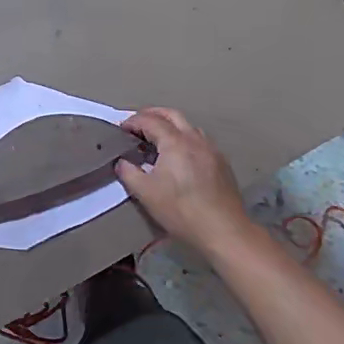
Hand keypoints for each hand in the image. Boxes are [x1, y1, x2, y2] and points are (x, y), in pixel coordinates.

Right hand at [116, 107, 251, 254]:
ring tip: (156, 140)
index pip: (150, 121)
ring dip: (170, 126)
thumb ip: (129, 172)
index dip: (133, 122)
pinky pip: (199, 141)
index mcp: (175, 142)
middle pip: (172, 115)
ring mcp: (211, 150)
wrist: (222, 229)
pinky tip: (179, 156)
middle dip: (152, 114)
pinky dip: (184, 139)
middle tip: (137, 123)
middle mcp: (195, 139)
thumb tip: (122, 162)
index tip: (121, 129)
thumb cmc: (180, 210)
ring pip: (188, 127)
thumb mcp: (145, 193)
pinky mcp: (221, 163)